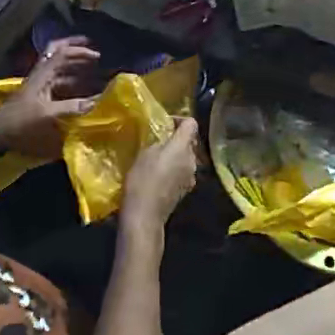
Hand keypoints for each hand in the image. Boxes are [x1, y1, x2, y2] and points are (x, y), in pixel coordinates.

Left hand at [0, 37, 99, 158]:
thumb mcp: (47, 114)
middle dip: (77, 51)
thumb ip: (72, 107)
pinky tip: (85, 92)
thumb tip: (97, 102)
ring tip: (97, 73)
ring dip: (78, 69)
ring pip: (61, 70)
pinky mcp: (41, 96)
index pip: (61, 52)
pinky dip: (74, 84)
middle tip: (96, 53)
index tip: (97, 56)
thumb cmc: (20, 121)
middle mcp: (42, 75)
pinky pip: (61, 84)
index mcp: (42, 74)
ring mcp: (41, 85)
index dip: (79, 50)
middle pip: (59, 54)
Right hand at [120, 117, 200, 241]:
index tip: (165, 123)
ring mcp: (191, 176)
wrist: (145, 214)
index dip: (179, 120)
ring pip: (187, 157)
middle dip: (176, 139)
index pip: (191, 123)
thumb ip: (157, 140)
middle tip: (158, 141)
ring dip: (175, 155)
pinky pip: (183, 171)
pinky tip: (160, 175)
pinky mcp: (186, 189)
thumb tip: (163, 137)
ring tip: (157, 159)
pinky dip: (175, 169)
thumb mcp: (144, 153)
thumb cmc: (142, 179)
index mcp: (182, 147)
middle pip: (191, 141)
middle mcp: (192, 160)